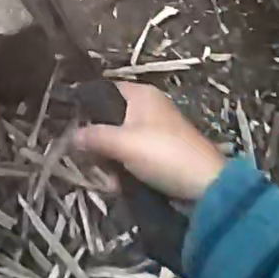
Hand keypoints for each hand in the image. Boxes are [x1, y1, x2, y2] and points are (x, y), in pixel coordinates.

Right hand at [71, 83, 226, 200]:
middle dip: (98, 141)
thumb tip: (70, 135)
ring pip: (120, 140)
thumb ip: (94, 136)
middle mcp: (148, 107)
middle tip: (90, 160)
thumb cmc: (163, 154)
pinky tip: (120, 184)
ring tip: (108, 179)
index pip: (105, 90)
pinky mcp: (163, 152)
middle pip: (110, 118)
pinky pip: (134, 155)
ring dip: (110, 159)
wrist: (209, 187)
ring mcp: (157, 130)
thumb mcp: (122, 143)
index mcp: (141, 94)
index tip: (72, 127)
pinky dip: (125, 167)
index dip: (87, 106)